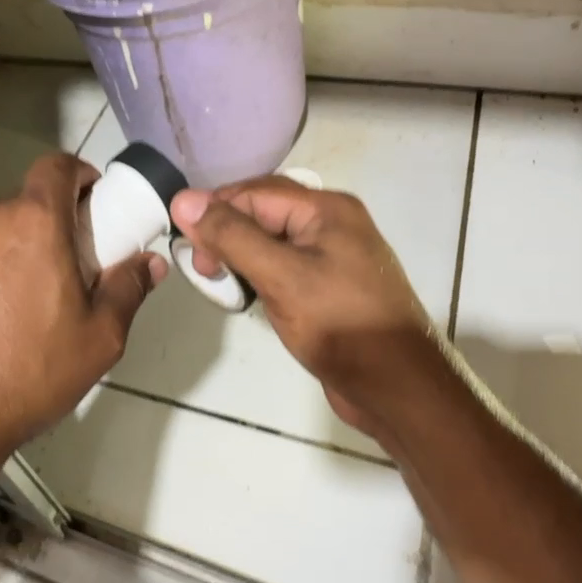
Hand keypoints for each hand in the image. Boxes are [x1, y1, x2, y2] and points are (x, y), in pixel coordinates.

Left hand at [0, 154, 167, 462]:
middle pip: (30, 201)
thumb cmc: (30, 371)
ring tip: (29, 301)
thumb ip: (129, 289)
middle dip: (55, 223)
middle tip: (72, 268)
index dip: (81, 176)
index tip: (96, 208)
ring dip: (19, 247)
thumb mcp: (100, 338)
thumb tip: (150, 261)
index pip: (58, 165)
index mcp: (34, 221)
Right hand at [171, 178, 436, 435]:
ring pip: (269, 241)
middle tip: (202, 270)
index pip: (252, 193)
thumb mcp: (280, 277)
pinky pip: (282, 266)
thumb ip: (231, 236)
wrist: (398, 389)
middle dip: (224, 234)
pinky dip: (258, 276)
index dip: (214, 212)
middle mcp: (332, 223)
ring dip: (238, 257)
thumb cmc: (341, 327)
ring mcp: (332, 256)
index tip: (183, 246)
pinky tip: (244, 297)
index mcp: (326, 209)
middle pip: (261, 212)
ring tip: (220, 286)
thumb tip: (182, 200)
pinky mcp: (328, 287)